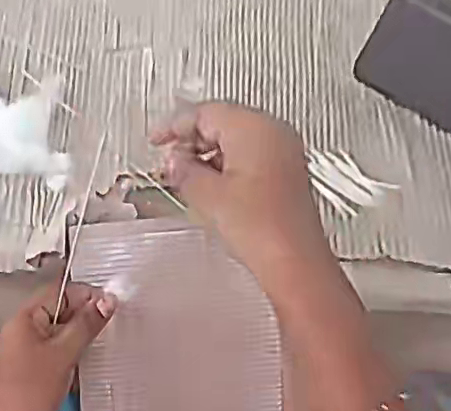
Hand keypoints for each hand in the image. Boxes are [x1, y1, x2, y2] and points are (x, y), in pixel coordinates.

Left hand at [0, 282, 114, 410]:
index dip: (84, 295)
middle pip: (57, 315)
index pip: (56, 293)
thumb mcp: (64, 354)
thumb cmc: (31, 394)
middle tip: (107, 329)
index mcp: (21, 321)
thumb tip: (106, 301)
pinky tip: (82, 371)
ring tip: (96, 350)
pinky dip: (70, 361)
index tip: (110, 305)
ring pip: (58, 339)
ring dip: (78, 343)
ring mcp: (24, 357)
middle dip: (83, 320)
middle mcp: (20, 335)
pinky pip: (54, 359)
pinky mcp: (31, 377)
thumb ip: (86, 325)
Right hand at [151, 103, 335, 284]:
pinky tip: (213, 193)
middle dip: (192, 142)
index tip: (158, 140)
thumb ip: (185, 173)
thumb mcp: (209, 198)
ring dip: (208, 158)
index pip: (206, 113)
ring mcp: (282, 152)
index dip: (176, 126)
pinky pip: (249, 159)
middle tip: (169, 165)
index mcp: (254, 128)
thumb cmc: (262, 228)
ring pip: (235, 142)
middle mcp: (273, 132)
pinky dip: (226, 169)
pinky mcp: (284, 174)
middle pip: (222, 123)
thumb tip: (174, 161)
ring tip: (187, 183)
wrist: (292, 259)